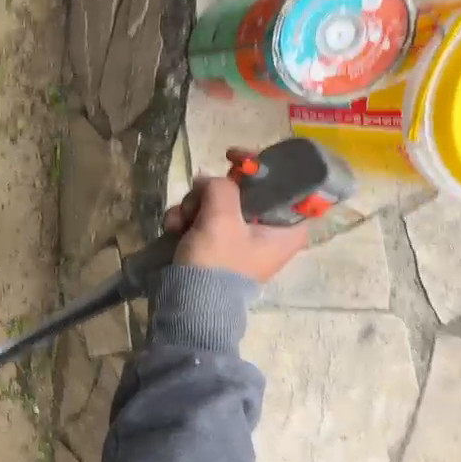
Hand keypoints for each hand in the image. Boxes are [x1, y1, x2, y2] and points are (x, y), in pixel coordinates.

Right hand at [165, 154, 309, 283]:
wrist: (190, 304)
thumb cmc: (217, 262)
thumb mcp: (221, 219)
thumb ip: (221, 188)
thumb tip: (209, 180)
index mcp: (288, 228)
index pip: (284, 184)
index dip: (258, 167)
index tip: (233, 157)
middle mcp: (267, 232)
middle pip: (241, 193)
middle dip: (211, 194)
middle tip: (196, 202)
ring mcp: (239, 240)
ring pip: (215, 205)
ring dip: (191, 208)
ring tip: (179, 223)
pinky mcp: (214, 247)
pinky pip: (200, 221)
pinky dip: (184, 221)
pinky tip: (173, 230)